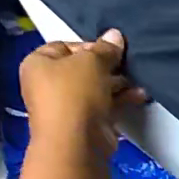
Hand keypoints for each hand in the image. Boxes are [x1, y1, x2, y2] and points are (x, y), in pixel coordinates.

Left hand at [19, 29, 146, 156]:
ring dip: (118, 83)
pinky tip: (140, 95)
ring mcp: (67, 107)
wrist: (76, 143)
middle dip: (108, 66)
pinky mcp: (86, 124)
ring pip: (96, 88)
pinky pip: (105, 106)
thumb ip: (106, 48)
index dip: (89, 45)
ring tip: (138, 77)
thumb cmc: (75, 93)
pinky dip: (121, 100)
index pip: (65, 46)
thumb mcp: (91, 62)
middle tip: (127, 62)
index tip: (110, 49)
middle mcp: (49, 85)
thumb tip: (115, 35)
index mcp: (38, 63)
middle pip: (83, 69)